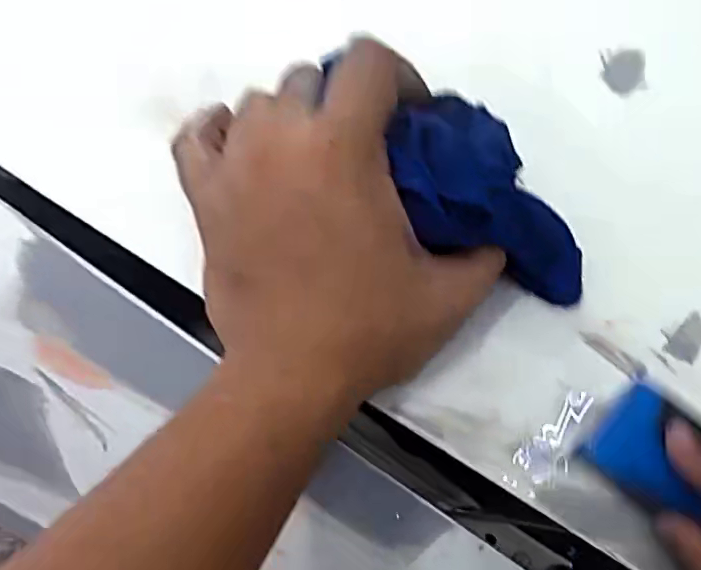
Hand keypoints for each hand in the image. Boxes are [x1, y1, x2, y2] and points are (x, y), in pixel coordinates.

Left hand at [172, 40, 505, 412]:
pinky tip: (254, 157)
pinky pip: (204, 132)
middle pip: (314, 80)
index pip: (369, 64)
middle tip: (372, 156)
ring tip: (319, 168)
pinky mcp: (203, 193)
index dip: (401, 78)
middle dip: (350, 107)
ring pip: (262, 102)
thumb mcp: (447, 301)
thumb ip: (483, 259)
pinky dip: (230, 132)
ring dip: (297, 122)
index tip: (415, 118)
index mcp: (343, 150)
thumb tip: (497, 238)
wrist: (292, 374)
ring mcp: (234, 161)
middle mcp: (281, 137)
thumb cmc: (371, 333)